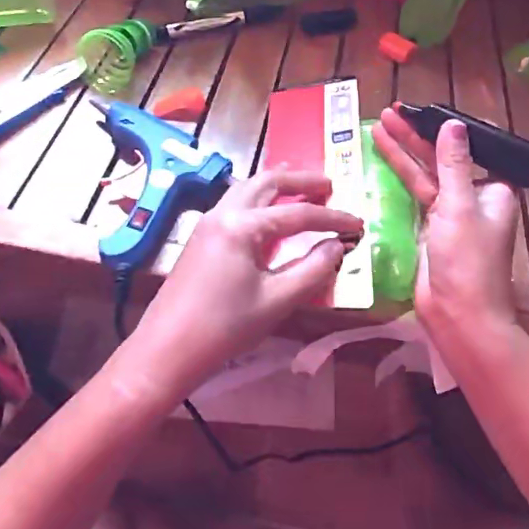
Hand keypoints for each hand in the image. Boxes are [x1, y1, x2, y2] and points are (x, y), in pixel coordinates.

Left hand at [105, 169, 363, 408]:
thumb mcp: (277, 301)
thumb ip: (312, 270)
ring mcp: (207, 224)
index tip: (359, 223)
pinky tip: (270, 215)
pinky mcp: (200, 239)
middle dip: (299, 181)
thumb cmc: (225, 326)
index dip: (332, 218)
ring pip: (246, 190)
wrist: (168, 346)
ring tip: (303, 189)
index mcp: (241, 226)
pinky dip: (258, 201)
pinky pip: (234, 206)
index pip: (296, 212)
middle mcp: (222, 214)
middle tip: (330, 185)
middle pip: (265, 184)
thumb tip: (337, 247)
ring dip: (276, 186)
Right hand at [371, 107, 522, 343]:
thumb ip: (453, 164)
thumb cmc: (467, 261)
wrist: (457, 313)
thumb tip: (453, 125)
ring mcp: (449, 214)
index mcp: (492, 191)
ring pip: (424, 175)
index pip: (466, 149)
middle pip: (440, 159)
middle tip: (389, 113)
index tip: (417, 110)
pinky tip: (383, 160)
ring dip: (402, 153)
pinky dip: (399, 176)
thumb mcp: (460, 207)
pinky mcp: (428, 228)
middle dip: (414, 136)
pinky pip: (414, 194)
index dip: (440, 128)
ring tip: (378, 128)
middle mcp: (472, 198)